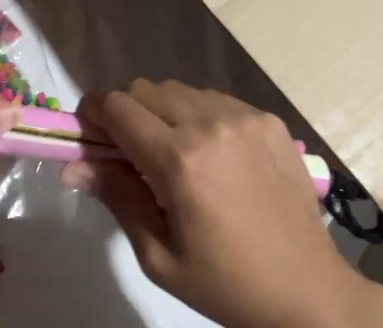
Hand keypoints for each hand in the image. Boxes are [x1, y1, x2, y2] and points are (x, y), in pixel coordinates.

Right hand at [72, 81, 382, 327]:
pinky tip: (212, 155)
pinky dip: (199, 116)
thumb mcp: (159, 256)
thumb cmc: (227, 284)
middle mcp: (209, 124)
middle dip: (125, 112)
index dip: (93, 114)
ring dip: (162, 112)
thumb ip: (116, 198)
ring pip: (178, 90)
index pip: (116, 107)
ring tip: (173, 154)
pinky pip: (214, 99)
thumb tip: (73, 166)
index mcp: (179, 161)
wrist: (310, 294)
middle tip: (128, 150)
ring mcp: (243, 117)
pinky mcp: (267, 119)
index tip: (88, 135)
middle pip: (143, 89)